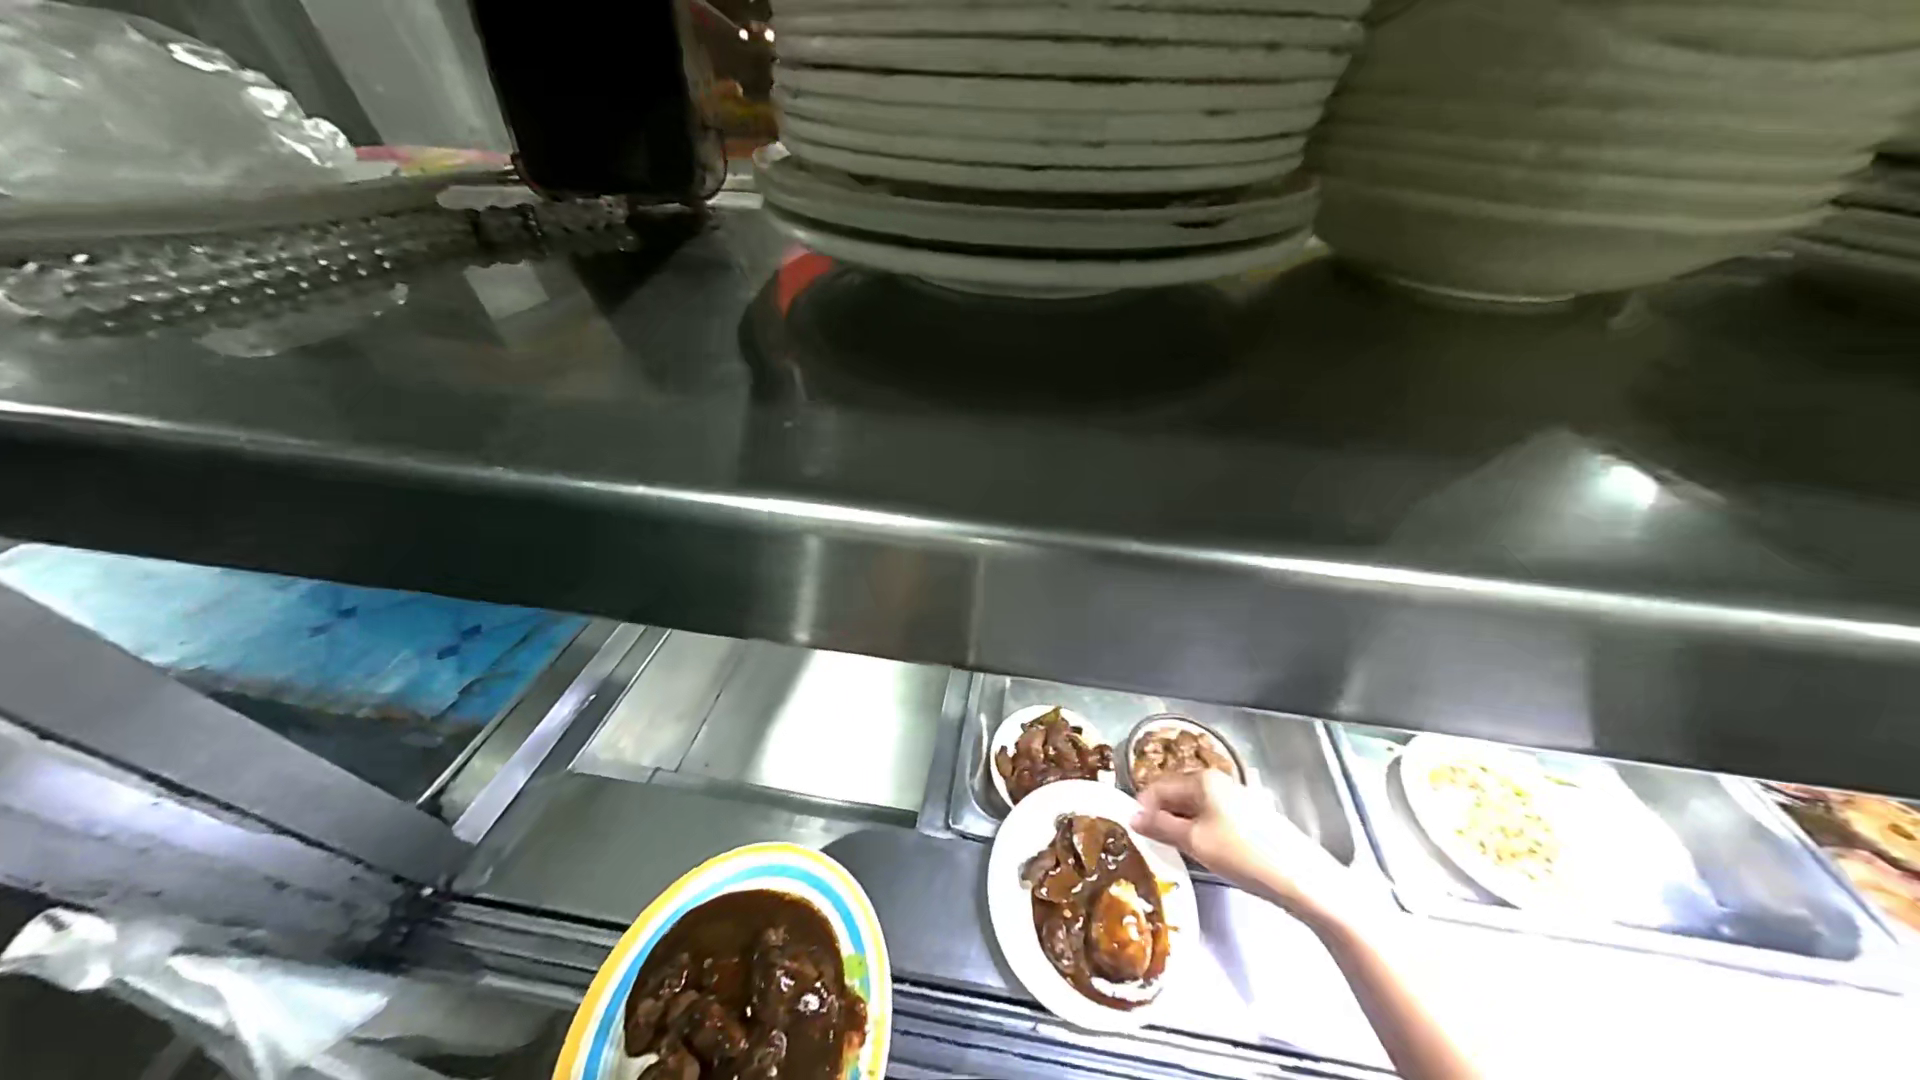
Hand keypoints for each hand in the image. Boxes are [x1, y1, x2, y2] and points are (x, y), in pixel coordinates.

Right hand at [1133, 770, 1362, 928]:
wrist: (1302, 878)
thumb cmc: (1243, 854)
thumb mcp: (1194, 842)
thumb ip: (1160, 826)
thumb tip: (1132, 817)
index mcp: (1201, 779)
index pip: (1157, 786)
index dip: (1142, 808)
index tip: (1134, 832)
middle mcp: (1219, 781)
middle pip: (1177, 793)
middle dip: (1161, 816)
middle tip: (1153, 843)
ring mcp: (1236, 797)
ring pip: (1195, 807)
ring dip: (1181, 825)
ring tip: (1178, 851)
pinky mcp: (1250, 816)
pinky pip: (1213, 817)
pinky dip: (1201, 830)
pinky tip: (1206, 852)